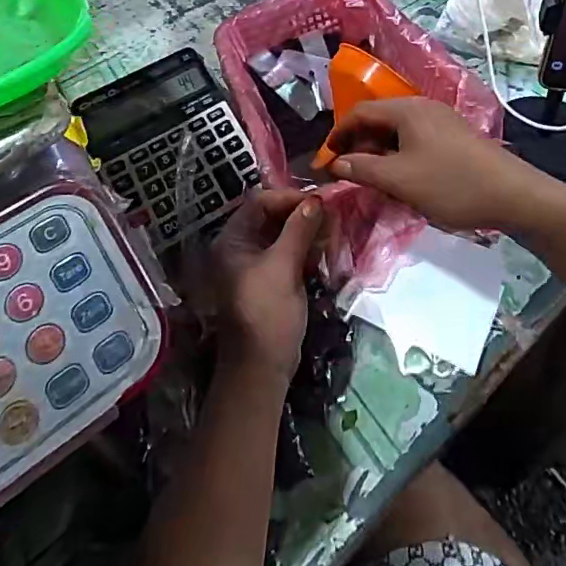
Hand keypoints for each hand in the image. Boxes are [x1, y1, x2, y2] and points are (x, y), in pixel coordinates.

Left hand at [205, 190, 326, 379]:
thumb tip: (316, 200)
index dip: (289, 198)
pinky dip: (306, 249)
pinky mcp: (271, 280)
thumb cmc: (267, 313)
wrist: (262, 367)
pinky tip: (324, 252)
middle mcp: (241, 247)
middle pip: (272, 217)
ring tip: (332, 233)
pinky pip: (288, 254)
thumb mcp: (283, 267)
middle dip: (302, 214)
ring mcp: (256, 265)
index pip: (260, 203)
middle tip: (331, 216)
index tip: (319, 202)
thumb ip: (298, 230)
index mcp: (233, 240)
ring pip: (283, 235)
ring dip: (307, 231)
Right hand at [327, 97, 551, 231]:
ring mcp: (442, 122)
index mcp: (407, 110)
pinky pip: (416, 141)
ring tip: (372, 180)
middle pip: (379, 119)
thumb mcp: (399, 179)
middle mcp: (423, 108)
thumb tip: (335, 162)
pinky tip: (401, 180)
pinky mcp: (455, 138)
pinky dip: (399, 156)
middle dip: (358, 144)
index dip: (338, 135)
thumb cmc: (451, 184)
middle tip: (347, 173)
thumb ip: (362, 168)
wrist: (513, 195)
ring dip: (379, 153)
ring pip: (398, 132)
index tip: (325, 160)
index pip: (360, 112)